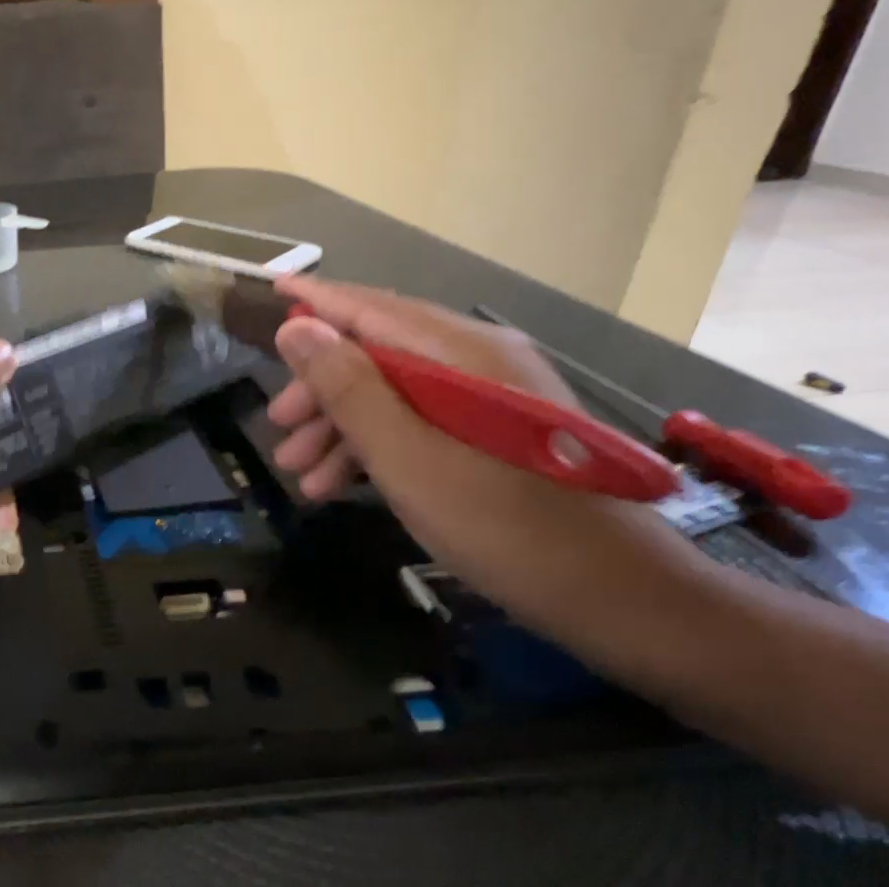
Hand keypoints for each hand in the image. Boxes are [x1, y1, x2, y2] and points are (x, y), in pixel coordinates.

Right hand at [265, 276, 705, 624]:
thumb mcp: (408, 458)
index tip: (268, 290)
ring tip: (298, 471)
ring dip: (341, 425)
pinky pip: (421, 420)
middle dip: (320, 388)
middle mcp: (480, 359)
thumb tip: (297, 326)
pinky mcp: (498, 433)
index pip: (372, 308)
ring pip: (395, 392)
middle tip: (277, 425)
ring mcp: (493, 397)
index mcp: (463, 352)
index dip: (316, 302)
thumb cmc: (505, 526)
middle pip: (378, 353)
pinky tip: (340, 485)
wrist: (621, 598)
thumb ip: (349, 388)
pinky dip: (378, 445)